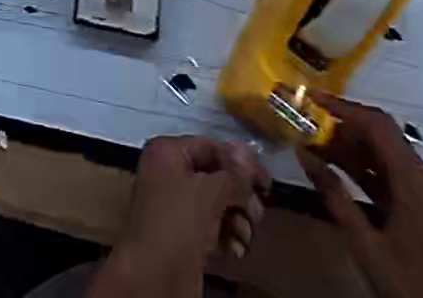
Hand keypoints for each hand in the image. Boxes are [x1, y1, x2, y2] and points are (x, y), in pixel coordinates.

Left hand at [87, 135, 270, 297]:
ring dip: (239, 219)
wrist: (154, 275)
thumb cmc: (178, 222)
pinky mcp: (184, 232)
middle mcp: (169, 172)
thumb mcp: (209, 192)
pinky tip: (235, 250)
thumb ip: (234, 173)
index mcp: (168, 151)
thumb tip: (248, 149)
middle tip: (255, 214)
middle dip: (241, 196)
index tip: (268, 185)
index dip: (242, 163)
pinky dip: (228, 235)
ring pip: (219, 203)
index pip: (212, 147)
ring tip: (244, 236)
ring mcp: (176, 203)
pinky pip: (213, 225)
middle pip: (217, 175)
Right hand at [297, 91, 422, 297]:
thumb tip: (304, 154)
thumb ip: (335, 197)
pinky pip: (412, 184)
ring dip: (362, 156)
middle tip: (311, 135)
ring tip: (325, 158)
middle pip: (390, 143)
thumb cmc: (411, 290)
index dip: (344, 108)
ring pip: (400, 163)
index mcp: (420, 188)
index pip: (380, 127)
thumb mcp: (364, 246)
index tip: (312, 98)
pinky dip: (381, 176)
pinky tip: (357, 185)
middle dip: (348, 134)